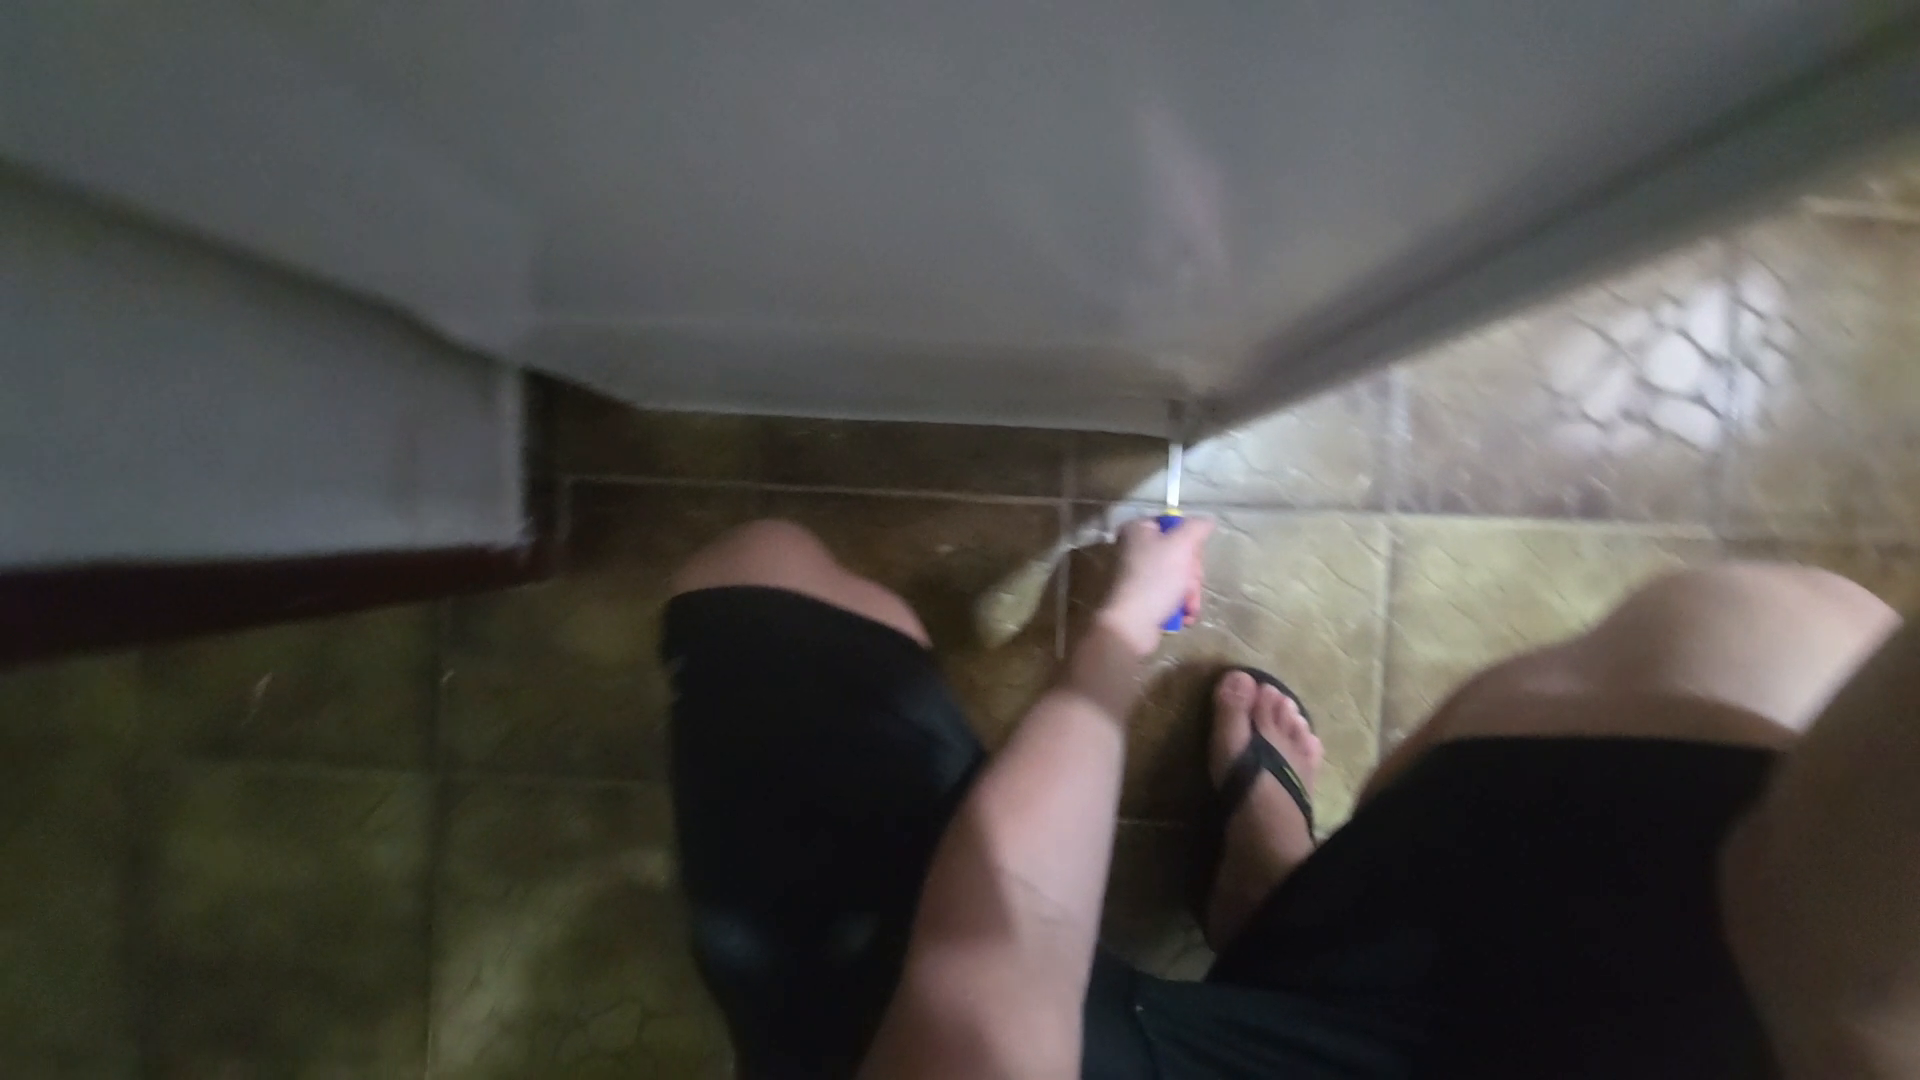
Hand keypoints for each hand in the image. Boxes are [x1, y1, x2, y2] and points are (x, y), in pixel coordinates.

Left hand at [1096, 516, 1215, 656]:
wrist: (1131, 625)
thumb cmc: (1155, 579)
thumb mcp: (1181, 545)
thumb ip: (1196, 527)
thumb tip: (1207, 520)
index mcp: (1137, 530)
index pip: (1175, 525)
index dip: (1190, 542)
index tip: (1193, 556)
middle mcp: (1135, 549)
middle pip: (1180, 553)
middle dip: (1192, 573)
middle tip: (1189, 585)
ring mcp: (1138, 575)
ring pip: (1179, 577)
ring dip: (1190, 592)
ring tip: (1188, 606)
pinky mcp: (1142, 598)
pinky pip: (1170, 595)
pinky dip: (1181, 605)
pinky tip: (1185, 616)